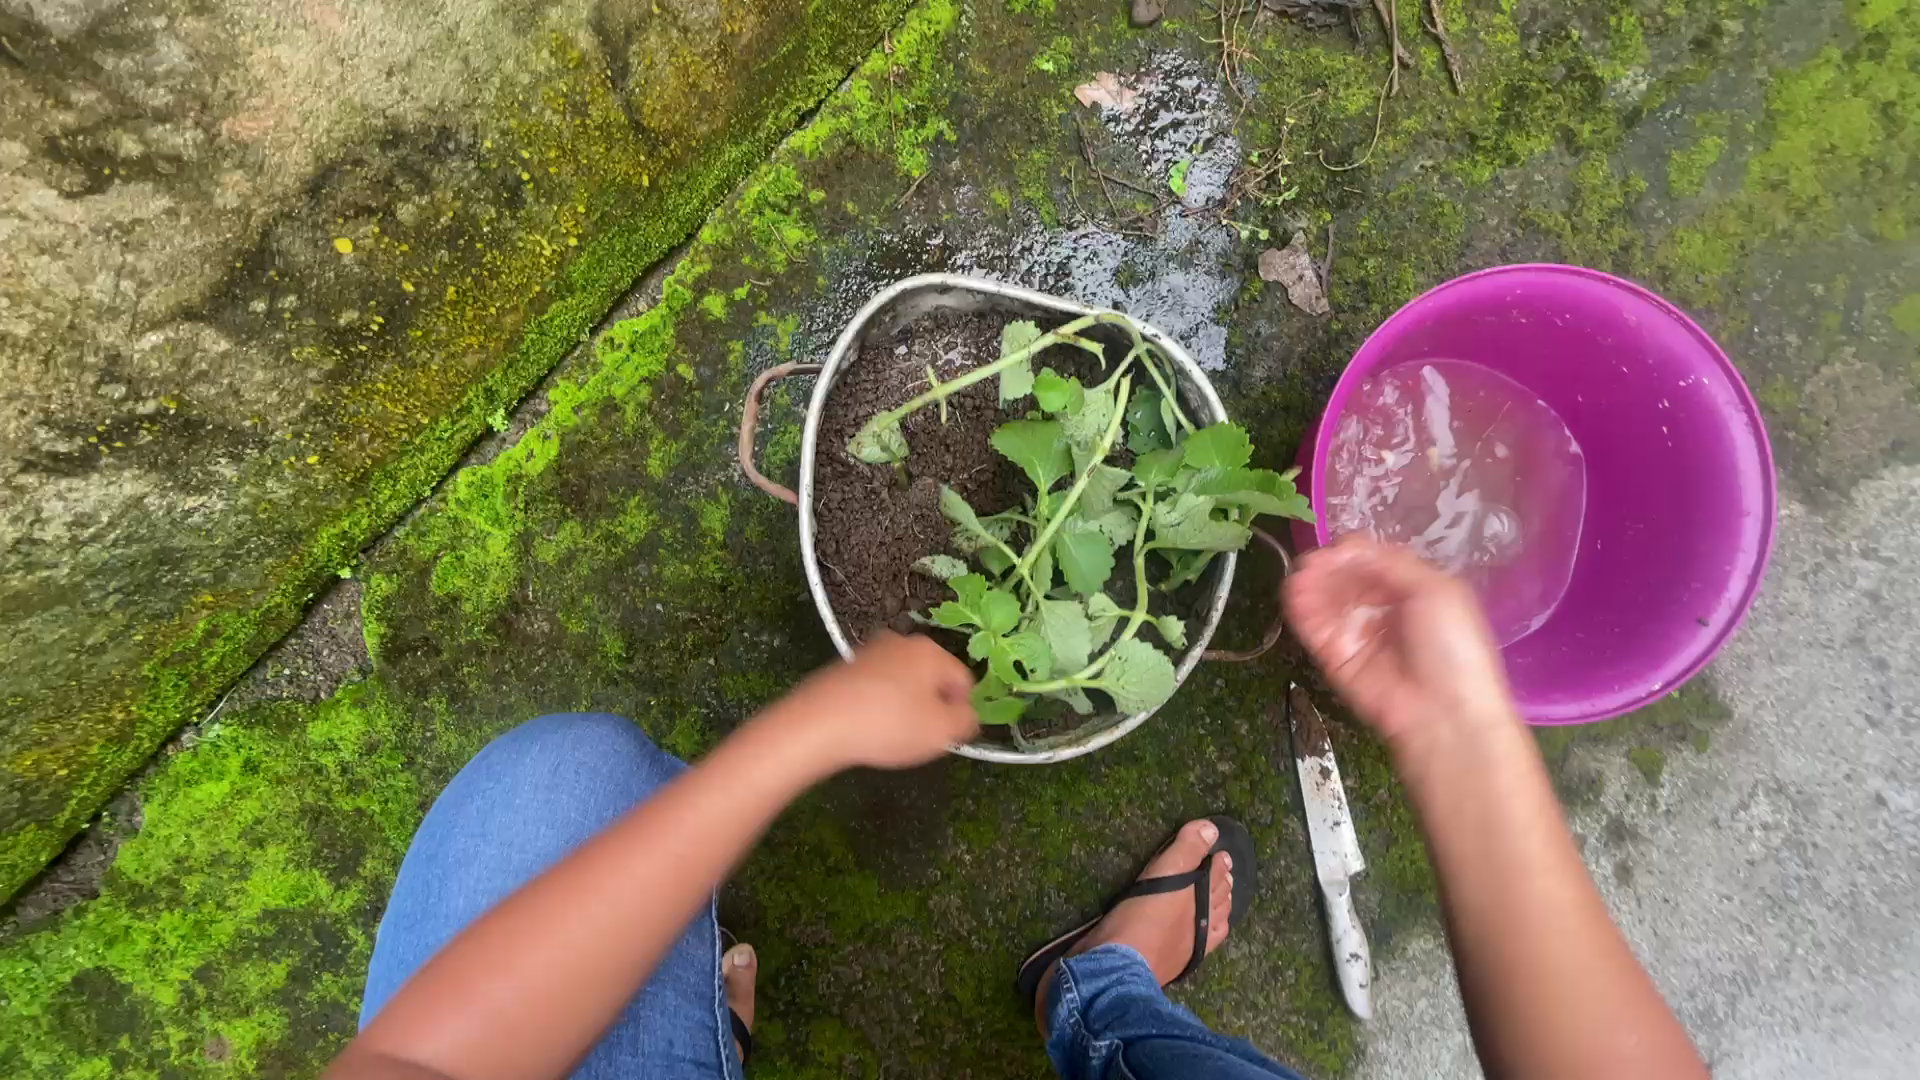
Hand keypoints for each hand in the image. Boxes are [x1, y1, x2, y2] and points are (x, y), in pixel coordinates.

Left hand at [770, 631, 978, 770]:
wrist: (818, 723)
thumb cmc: (888, 724)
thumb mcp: (940, 731)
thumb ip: (966, 720)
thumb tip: (968, 713)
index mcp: (930, 651)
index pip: (964, 680)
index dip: (962, 710)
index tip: (948, 734)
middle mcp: (903, 642)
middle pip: (932, 678)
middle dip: (932, 706)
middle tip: (921, 735)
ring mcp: (871, 651)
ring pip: (904, 681)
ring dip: (905, 705)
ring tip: (892, 734)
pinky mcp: (846, 666)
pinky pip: (877, 686)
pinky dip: (879, 704)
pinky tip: (868, 726)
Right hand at [1283, 535, 1518, 756]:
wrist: (1443, 712)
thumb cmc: (1451, 647)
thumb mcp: (1437, 591)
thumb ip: (1392, 563)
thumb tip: (1348, 548)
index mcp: (1408, 589)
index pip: (1369, 560)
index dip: (1352, 552)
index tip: (1340, 551)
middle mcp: (1378, 606)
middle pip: (1341, 575)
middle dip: (1326, 566)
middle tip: (1313, 563)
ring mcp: (1353, 630)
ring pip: (1322, 597)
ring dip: (1309, 583)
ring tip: (1301, 578)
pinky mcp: (1332, 653)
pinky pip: (1312, 625)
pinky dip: (1300, 608)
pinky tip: (1295, 595)